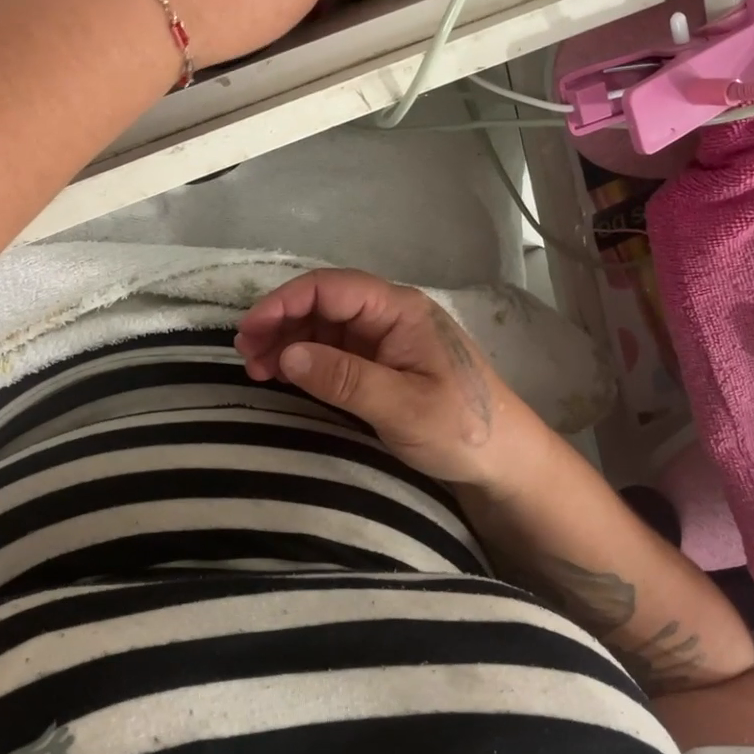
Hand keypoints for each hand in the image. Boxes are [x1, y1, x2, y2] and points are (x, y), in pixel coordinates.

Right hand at [235, 269, 537, 487]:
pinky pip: (333, 351)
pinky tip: (283, 375)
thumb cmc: (463, 430)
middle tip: (245, 354)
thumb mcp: (402, 407)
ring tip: (256, 368)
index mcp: (401, 310)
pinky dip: (304, 360)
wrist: (507, 465)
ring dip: (287, 341)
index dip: (284, 302)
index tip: (250, 330)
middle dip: (280, 322)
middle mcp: (390, 316)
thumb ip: (344, 378)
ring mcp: (385, 340)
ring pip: (324, 326)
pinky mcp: (382, 365)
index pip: (331, 289)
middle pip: (323, 303)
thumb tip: (287, 353)